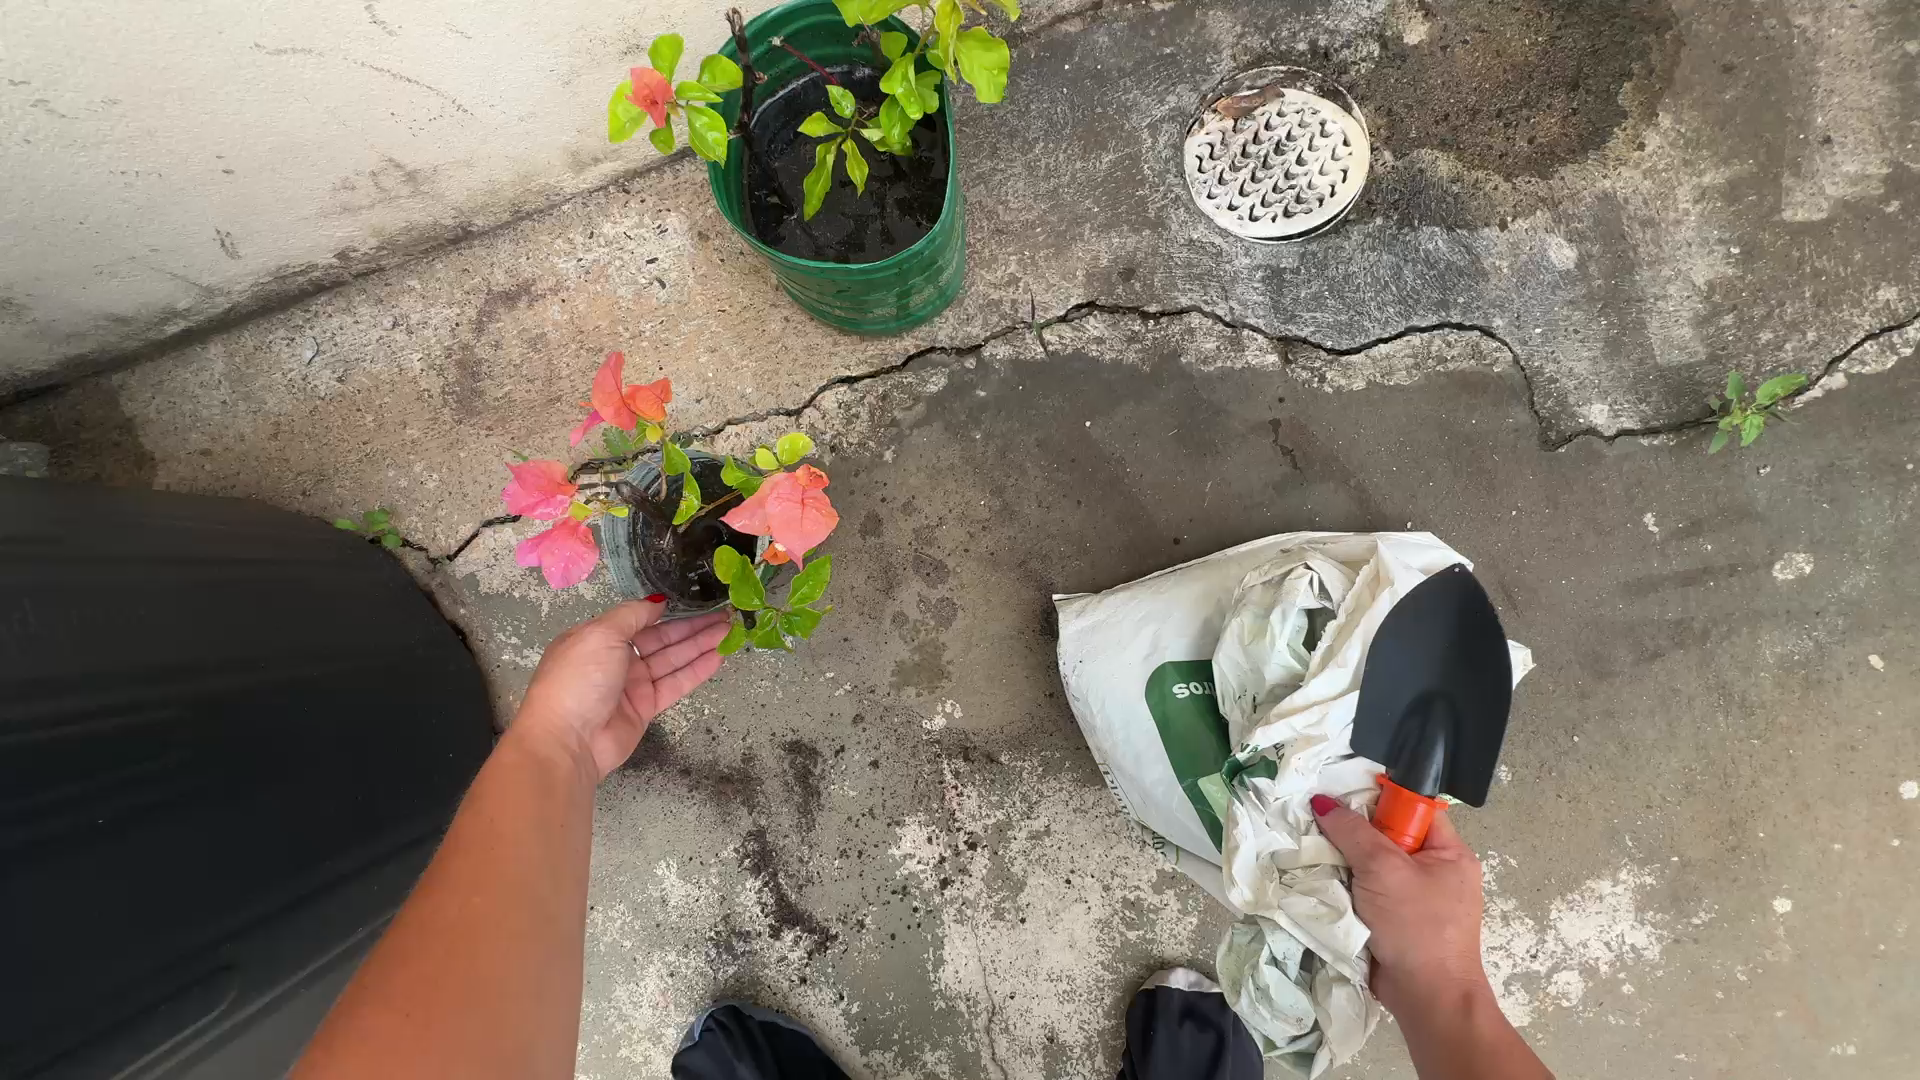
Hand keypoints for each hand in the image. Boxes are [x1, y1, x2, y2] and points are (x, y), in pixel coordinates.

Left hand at [514, 601, 731, 779]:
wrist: (567, 741)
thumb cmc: (577, 680)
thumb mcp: (600, 634)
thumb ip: (632, 614)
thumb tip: (657, 602)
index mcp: (598, 638)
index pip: (639, 620)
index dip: (667, 611)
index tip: (695, 600)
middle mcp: (616, 660)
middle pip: (662, 639)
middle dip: (693, 627)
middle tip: (725, 615)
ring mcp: (632, 685)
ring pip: (673, 660)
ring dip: (701, 645)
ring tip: (730, 631)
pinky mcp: (646, 708)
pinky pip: (676, 684)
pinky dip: (697, 670)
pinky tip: (719, 657)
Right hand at [1311, 794, 1489, 1018]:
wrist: (1426, 998)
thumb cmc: (1417, 927)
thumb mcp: (1383, 868)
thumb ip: (1351, 830)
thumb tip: (1321, 802)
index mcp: (1448, 852)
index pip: (1413, 806)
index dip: (1378, 795)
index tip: (1341, 792)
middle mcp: (1432, 869)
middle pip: (1384, 830)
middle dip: (1351, 827)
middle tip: (1318, 818)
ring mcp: (1411, 894)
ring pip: (1368, 859)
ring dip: (1341, 855)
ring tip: (1312, 846)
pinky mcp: (1391, 915)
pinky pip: (1362, 884)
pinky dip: (1342, 879)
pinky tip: (1319, 873)